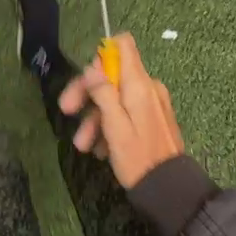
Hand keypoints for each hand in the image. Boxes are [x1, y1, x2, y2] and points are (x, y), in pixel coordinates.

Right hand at [58, 33, 185, 186]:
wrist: (169, 189)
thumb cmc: (138, 158)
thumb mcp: (115, 126)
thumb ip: (104, 92)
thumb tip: (93, 66)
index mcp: (139, 84)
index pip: (123, 45)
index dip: (102, 54)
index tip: (86, 76)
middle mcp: (148, 87)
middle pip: (113, 75)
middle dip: (88, 92)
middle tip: (66, 110)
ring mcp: (151, 103)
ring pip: (116, 98)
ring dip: (95, 118)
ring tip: (83, 145)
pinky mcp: (152, 118)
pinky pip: (127, 112)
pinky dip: (110, 126)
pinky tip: (100, 149)